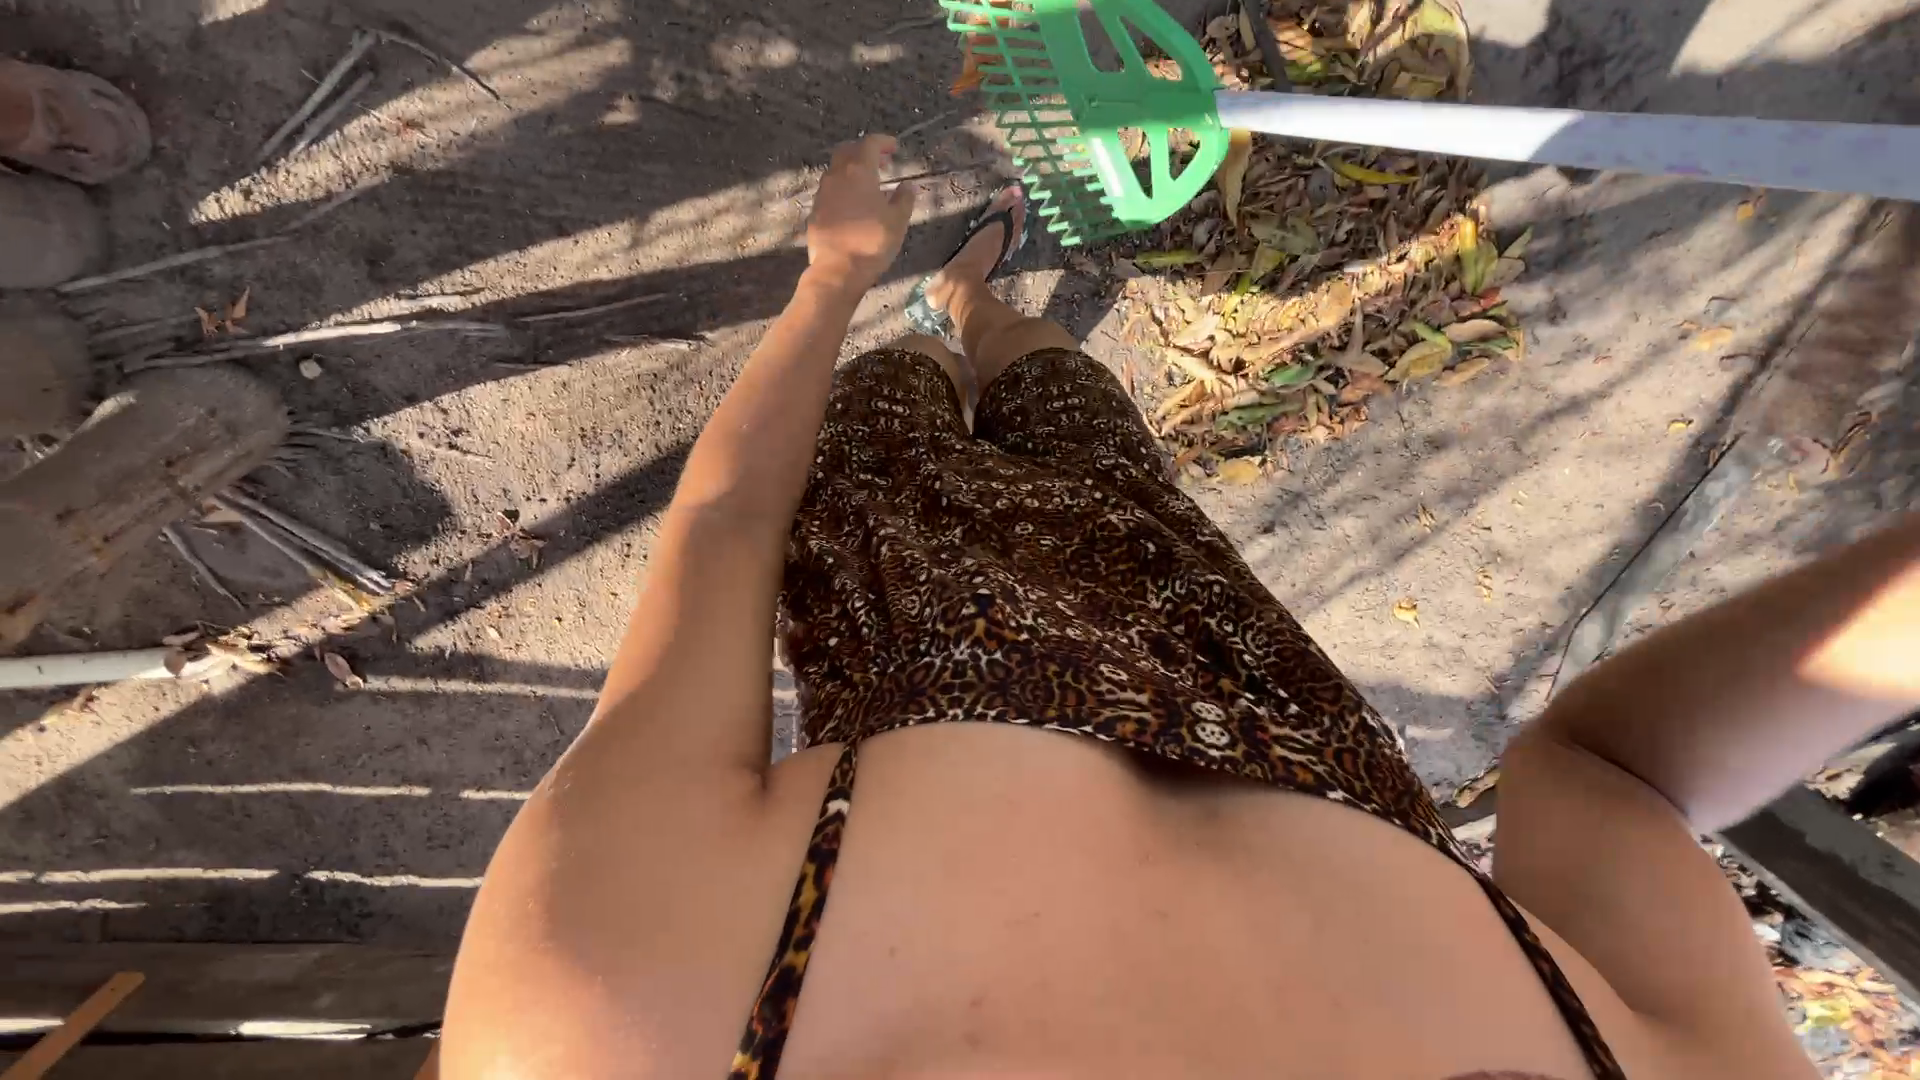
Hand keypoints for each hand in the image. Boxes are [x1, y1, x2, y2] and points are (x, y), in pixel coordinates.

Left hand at [806, 134, 916, 291]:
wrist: (838, 270)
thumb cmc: (872, 242)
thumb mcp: (897, 221)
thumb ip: (904, 199)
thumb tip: (908, 186)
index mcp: (859, 171)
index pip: (870, 144)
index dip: (883, 142)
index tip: (894, 147)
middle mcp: (837, 176)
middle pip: (848, 151)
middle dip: (864, 151)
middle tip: (880, 162)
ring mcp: (822, 194)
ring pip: (836, 171)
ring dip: (851, 171)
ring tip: (867, 184)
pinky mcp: (815, 212)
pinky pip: (830, 191)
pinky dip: (842, 190)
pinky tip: (852, 205)